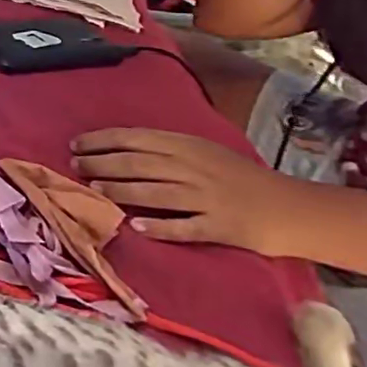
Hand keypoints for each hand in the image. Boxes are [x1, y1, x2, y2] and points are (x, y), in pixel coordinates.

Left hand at [70, 128, 315, 254]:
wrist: (291, 208)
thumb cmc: (240, 176)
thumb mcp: (202, 151)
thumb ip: (167, 150)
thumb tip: (122, 149)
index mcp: (187, 145)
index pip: (135, 138)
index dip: (103, 140)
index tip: (76, 144)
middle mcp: (193, 167)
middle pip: (138, 163)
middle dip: (102, 163)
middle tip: (74, 165)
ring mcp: (207, 198)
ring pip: (155, 192)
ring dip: (121, 191)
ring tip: (94, 190)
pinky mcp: (221, 227)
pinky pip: (186, 227)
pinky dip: (161, 227)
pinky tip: (137, 227)